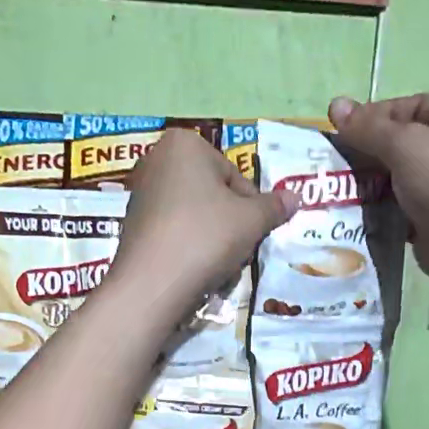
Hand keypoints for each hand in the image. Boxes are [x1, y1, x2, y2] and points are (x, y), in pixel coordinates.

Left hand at [118, 129, 297, 306]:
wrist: (152, 284)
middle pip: (213, 194)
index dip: (252, 208)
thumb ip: (274, 207)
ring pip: (195, 216)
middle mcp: (156, 159)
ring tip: (217, 265)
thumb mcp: (251, 221)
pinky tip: (194, 271)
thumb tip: (296, 196)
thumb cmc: (204, 238)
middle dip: (230, 223)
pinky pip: (174, 233)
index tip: (254, 232)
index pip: (236, 176)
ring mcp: (141, 193)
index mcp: (185, 144)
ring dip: (212, 239)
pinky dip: (188, 248)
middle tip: (238, 251)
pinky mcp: (132, 225)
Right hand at [328, 94, 428, 284]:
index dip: (377, 115)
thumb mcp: (402, 143)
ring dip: (374, 183)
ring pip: (402, 177)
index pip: (412, 106)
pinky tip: (361, 214)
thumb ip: (367, 127)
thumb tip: (334, 103)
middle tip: (339, 163)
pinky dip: (384, 209)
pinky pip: (404, 207)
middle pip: (405, 142)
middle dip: (371, 152)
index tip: (345, 131)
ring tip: (344, 190)